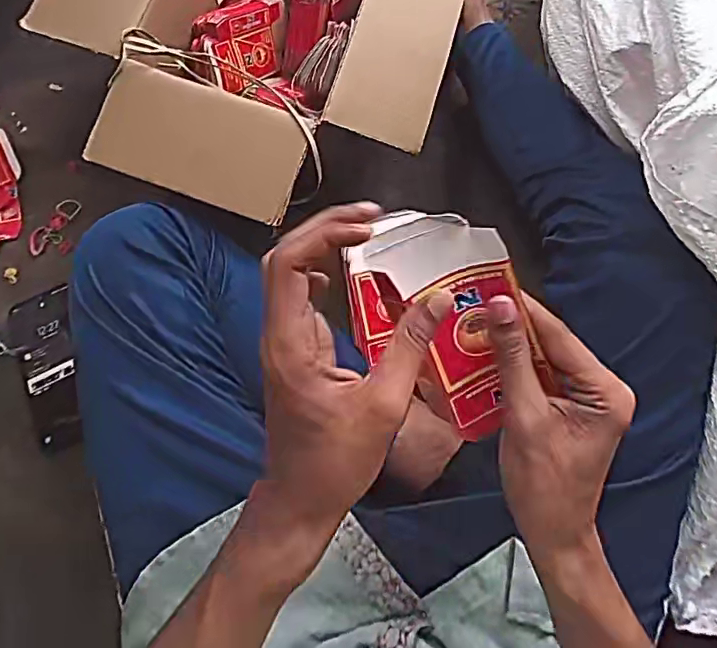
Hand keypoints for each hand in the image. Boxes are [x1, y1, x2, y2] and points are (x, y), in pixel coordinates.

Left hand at [257, 203, 451, 534]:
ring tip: (366, 231)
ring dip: (324, 243)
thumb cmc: (334, 462)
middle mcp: (279, 331)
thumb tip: (437, 301)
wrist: (299, 498)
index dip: (324, 234)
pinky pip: (302, 290)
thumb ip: (410, 348)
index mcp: (290, 342)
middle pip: (287, 256)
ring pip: (291, 270)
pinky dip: (325, 267)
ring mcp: (283, 336)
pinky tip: (350, 267)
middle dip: (325, 227)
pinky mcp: (294, 344)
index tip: (365, 228)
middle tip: (370, 217)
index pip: (289, 264)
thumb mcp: (383, 406)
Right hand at [488, 292, 635, 557]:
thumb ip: (511, 358)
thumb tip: (501, 308)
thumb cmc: (545, 488)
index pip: (558, 336)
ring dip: (510, 344)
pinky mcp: (571, 404)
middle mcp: (603, 388)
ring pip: (542, 356)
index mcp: (605, 391)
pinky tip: (487, 354)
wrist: (553, 534)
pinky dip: (513, 365)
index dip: (523, 310)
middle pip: (550, 343)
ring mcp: (588, 396)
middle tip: (477, 305)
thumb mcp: (524, 415)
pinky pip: (539, 373)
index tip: (493, 287)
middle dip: (513, 327)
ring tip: (476, 325)